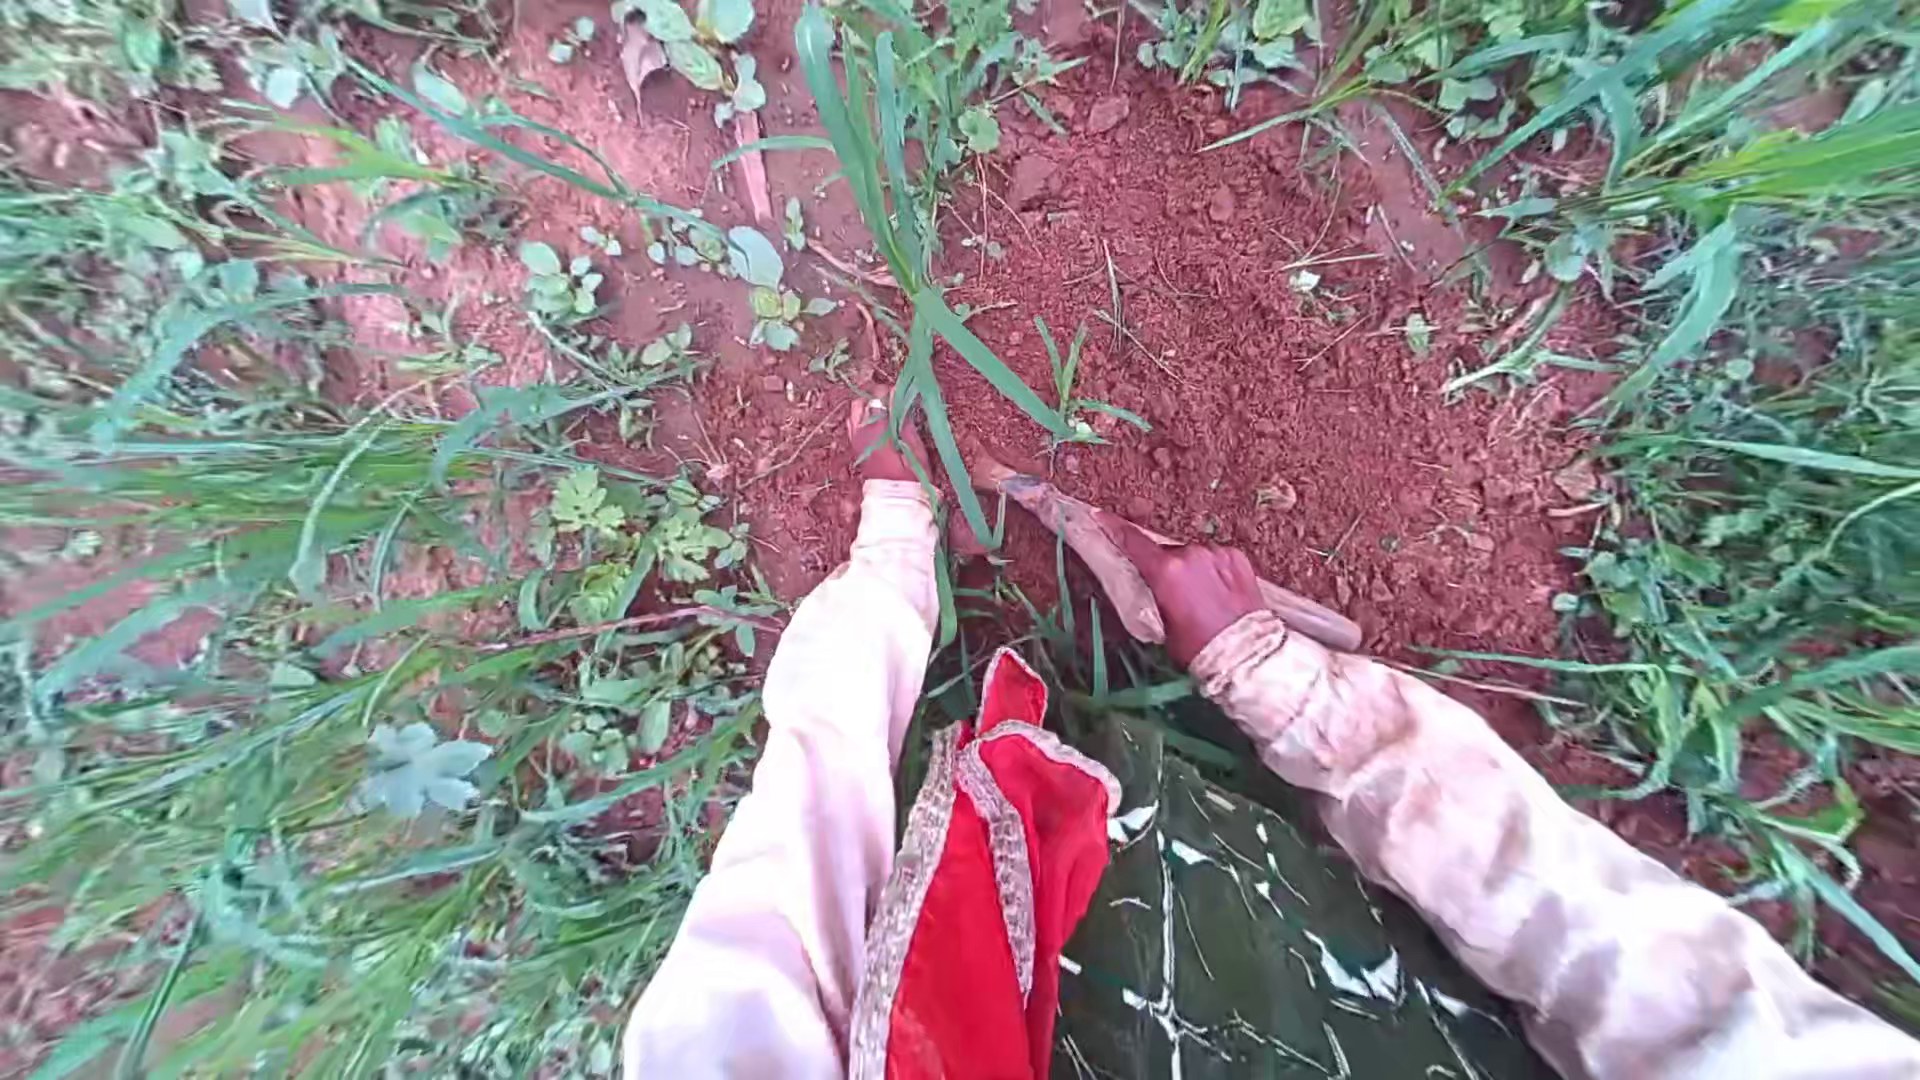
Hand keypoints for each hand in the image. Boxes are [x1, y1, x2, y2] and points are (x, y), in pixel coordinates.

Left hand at [846, 390, 926, 483]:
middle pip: (862, 402)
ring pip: (855, 412)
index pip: (877, 398)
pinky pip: (853, 423)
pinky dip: (863, 418)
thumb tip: (898, 396)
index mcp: (876, 431)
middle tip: (892, 402)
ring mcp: (855, 440)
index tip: (900, 394)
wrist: (895, 498)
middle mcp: (860, 433)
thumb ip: (904, 419)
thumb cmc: (912, 475)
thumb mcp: (914, 446)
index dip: (889, 393)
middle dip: (876, 398)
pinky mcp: (855, 447)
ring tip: (885, 413)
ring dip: (868, 407)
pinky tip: (876, 424)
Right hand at [1099, 510, 1265, 667]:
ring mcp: (1216, 553)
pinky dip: (1210, 570)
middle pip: (1165, 552)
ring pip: (1191, 555)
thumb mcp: (1160, 624)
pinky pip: (1214, 558)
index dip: (1113, 528)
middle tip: (1168, 593)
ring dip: (1189, 569)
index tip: (1100, 516)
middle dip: (1163, 567)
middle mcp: (1190, 554)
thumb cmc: (1199, 648)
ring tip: (1199, 598)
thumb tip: (1145, 584)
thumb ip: (1149, 596)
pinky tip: (1217, 592)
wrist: (1248, 656)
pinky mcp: (1237, 557)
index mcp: (1166, 572)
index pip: (1133, 542)